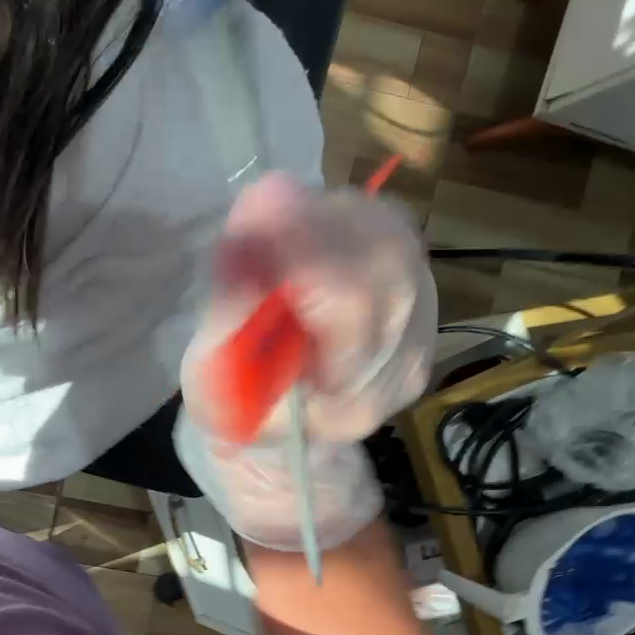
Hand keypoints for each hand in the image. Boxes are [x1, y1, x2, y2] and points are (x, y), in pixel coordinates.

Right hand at [176, 173, 435, 549]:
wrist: (282, 439)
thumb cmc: (236, 418)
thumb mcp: (210, 390)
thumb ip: (227, 326)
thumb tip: (237, 246)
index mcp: (345, 405)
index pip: (347, 308)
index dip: (304, 248)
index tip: (259, 200)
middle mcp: (400, 367)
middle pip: (384, 265)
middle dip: (319, 221)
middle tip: (262, 196)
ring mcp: (422, 335)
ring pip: (395, 245)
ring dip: (334, 216)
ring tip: (279, 211)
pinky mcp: (424, 306)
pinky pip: (398, 244)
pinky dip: (351, 222)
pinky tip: (309, 227)